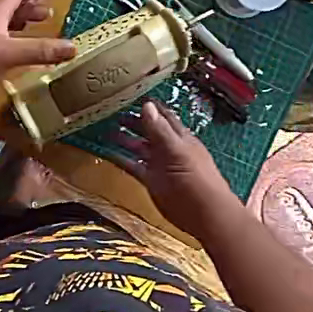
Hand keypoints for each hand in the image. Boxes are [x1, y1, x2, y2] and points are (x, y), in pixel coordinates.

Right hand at [108, 101, 241, 240]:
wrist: (205, 215)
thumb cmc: (195, 180)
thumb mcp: (177, 151)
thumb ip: (160, 130)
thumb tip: (147, 105)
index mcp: (180, 138)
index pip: (163, 116)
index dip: (150, 107)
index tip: (132, 96)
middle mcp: (169, 149)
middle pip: (149, 131)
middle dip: (134, 122)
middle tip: (114, 112)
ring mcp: (160, 165)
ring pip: (140, 148)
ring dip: (125, 139)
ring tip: (107, 131)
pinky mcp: (152, 181)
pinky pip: (134, 166)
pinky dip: (122, 159)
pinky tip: (108, 153)